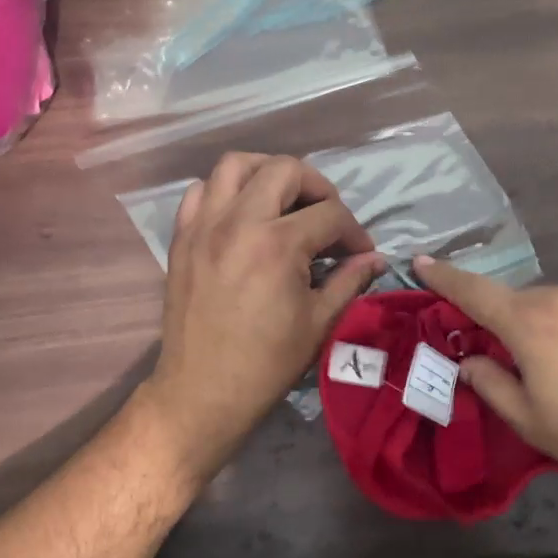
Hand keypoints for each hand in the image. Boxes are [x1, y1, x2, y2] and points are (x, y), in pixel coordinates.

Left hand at [139, 153, 383, 478]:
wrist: (203, 392)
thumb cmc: (267, 363)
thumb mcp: (319, 322)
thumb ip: (349, 281)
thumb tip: (375, 259)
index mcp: (278, 244)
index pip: (329, 214)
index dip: (354, 231)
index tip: (361, 253)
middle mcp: (238, 222)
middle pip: (284, 170)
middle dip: (316, 187)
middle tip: (327, 217)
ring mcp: (204, 226)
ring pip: (235, 165)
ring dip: (267, 173)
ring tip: (284, 199)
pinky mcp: (182, 239)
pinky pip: (200, 192)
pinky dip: (224, 192)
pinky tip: (242, 215)